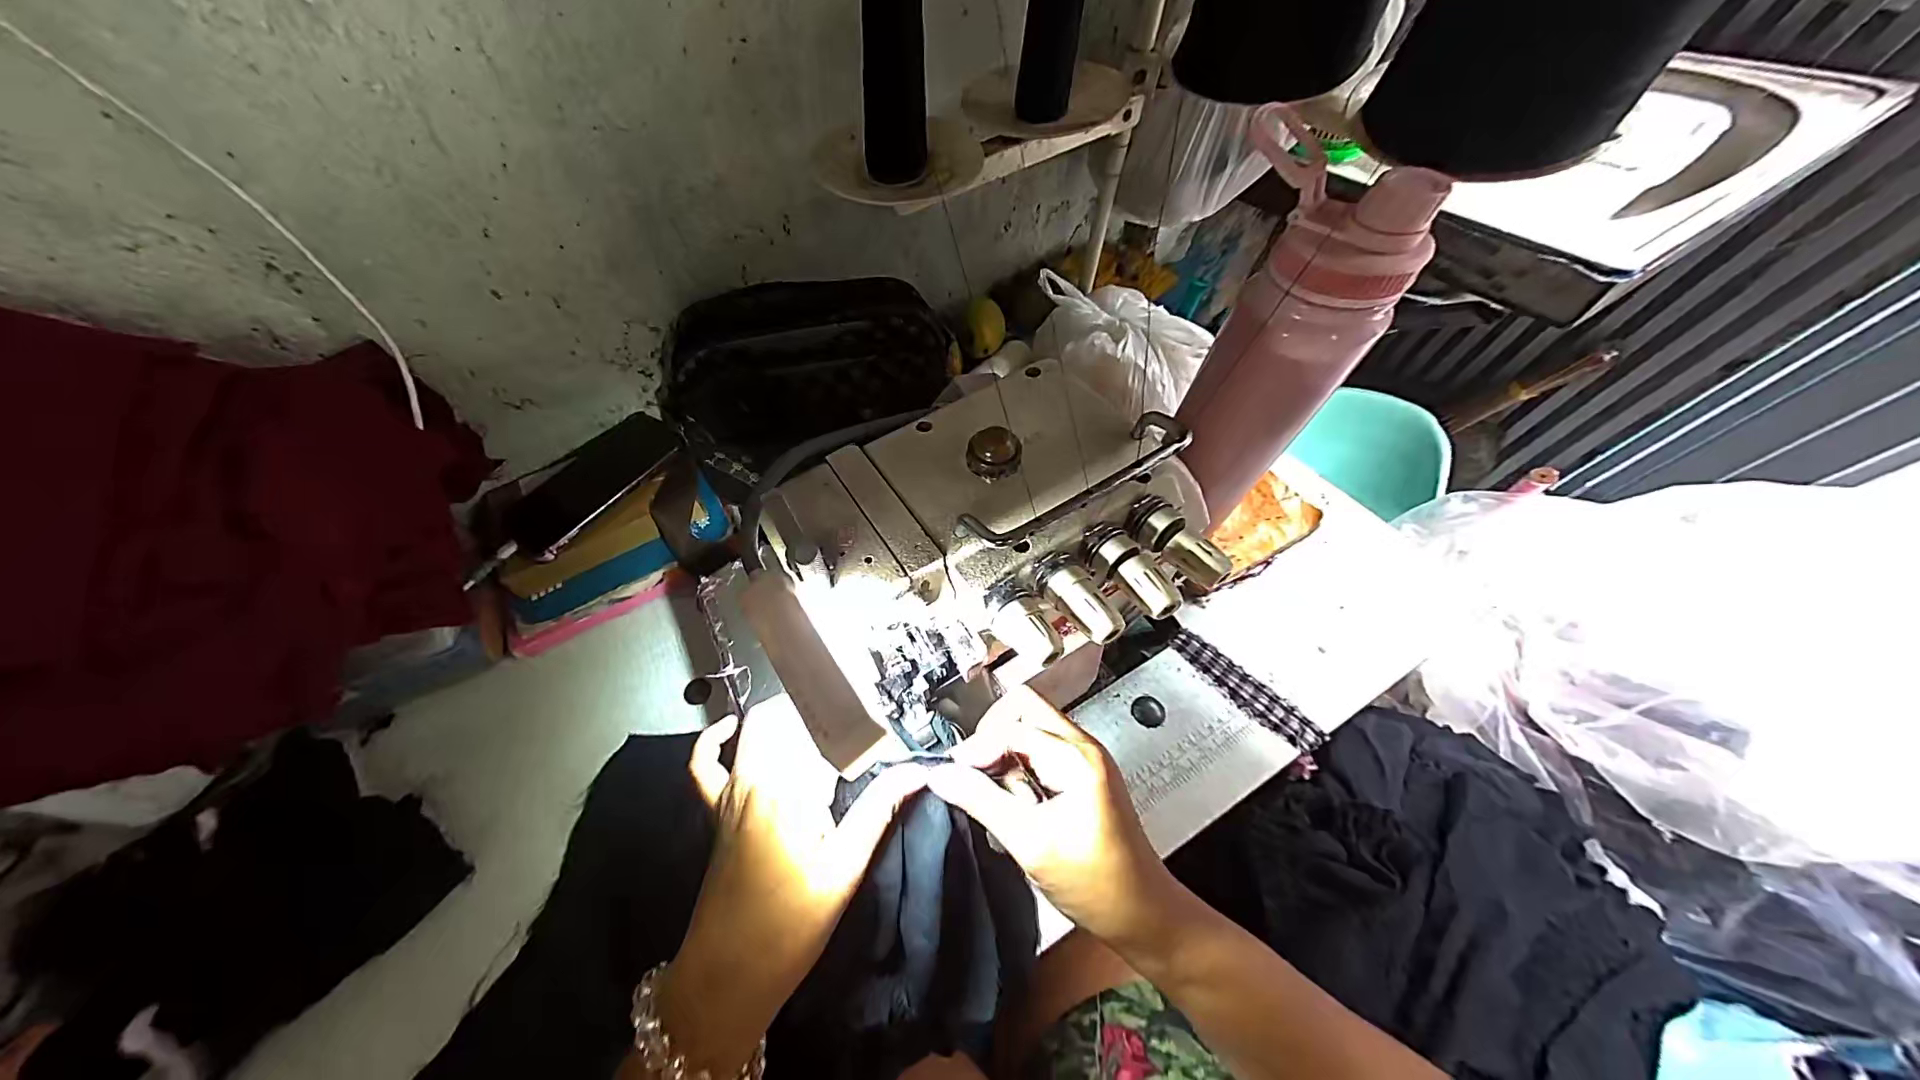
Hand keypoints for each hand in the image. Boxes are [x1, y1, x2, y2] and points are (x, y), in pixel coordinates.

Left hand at [654, 699, 928, 1074]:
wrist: (726, 976)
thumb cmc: (790, 926)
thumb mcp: (844, 870)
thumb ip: (878, 812)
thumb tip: (916, 773)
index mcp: (786, 790)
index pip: (824, 735)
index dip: (856, 727)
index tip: (881, 731)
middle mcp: (753, 781)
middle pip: (787, 723)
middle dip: (821, 717)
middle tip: (855, 726)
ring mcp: (728, 794)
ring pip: (756, 735)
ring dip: (786, 723)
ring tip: (819, 724)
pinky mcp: (715, 812)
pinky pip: (703, 765)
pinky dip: (715, 740)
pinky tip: (732, 729)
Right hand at [925, 686, 1180, 949]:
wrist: (1142, 915)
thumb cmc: (1100, 884)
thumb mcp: (1030, 842)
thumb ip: (982, 802)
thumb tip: (943, 776)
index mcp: (1077, 756)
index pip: (1011, 725)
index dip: (977, 748)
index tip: (955, 774)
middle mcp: (1083, 748)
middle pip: (1022, 711)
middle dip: (990, 739)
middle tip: (973, 775)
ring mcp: (1083, 762)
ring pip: (1028, 733)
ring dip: (1004, 759)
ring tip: (1001, 801)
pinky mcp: (1079, 780)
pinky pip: (1038, 756)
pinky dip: (1018, 774)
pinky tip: (1017, 809)